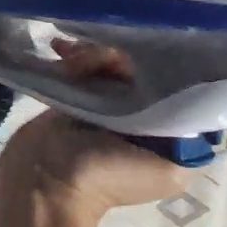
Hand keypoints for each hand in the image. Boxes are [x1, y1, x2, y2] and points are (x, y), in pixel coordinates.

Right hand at [0, 40, 192, 220]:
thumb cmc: (106, 175)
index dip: (160, 70)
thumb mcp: (164, 167)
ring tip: (67, 51)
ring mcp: (105, 108)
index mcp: (172, 138)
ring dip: (90, 56)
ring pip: (107, 70)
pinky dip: (72, 59)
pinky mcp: (73, 98)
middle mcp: (143, 120)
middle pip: (138, 77)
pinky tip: (59, 50)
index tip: (142, 54)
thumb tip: (178, 96)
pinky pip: (80, 72)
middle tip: (92, 52)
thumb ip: (181, 134)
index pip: (175, 93)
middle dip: (118, 59)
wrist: (44, 176)